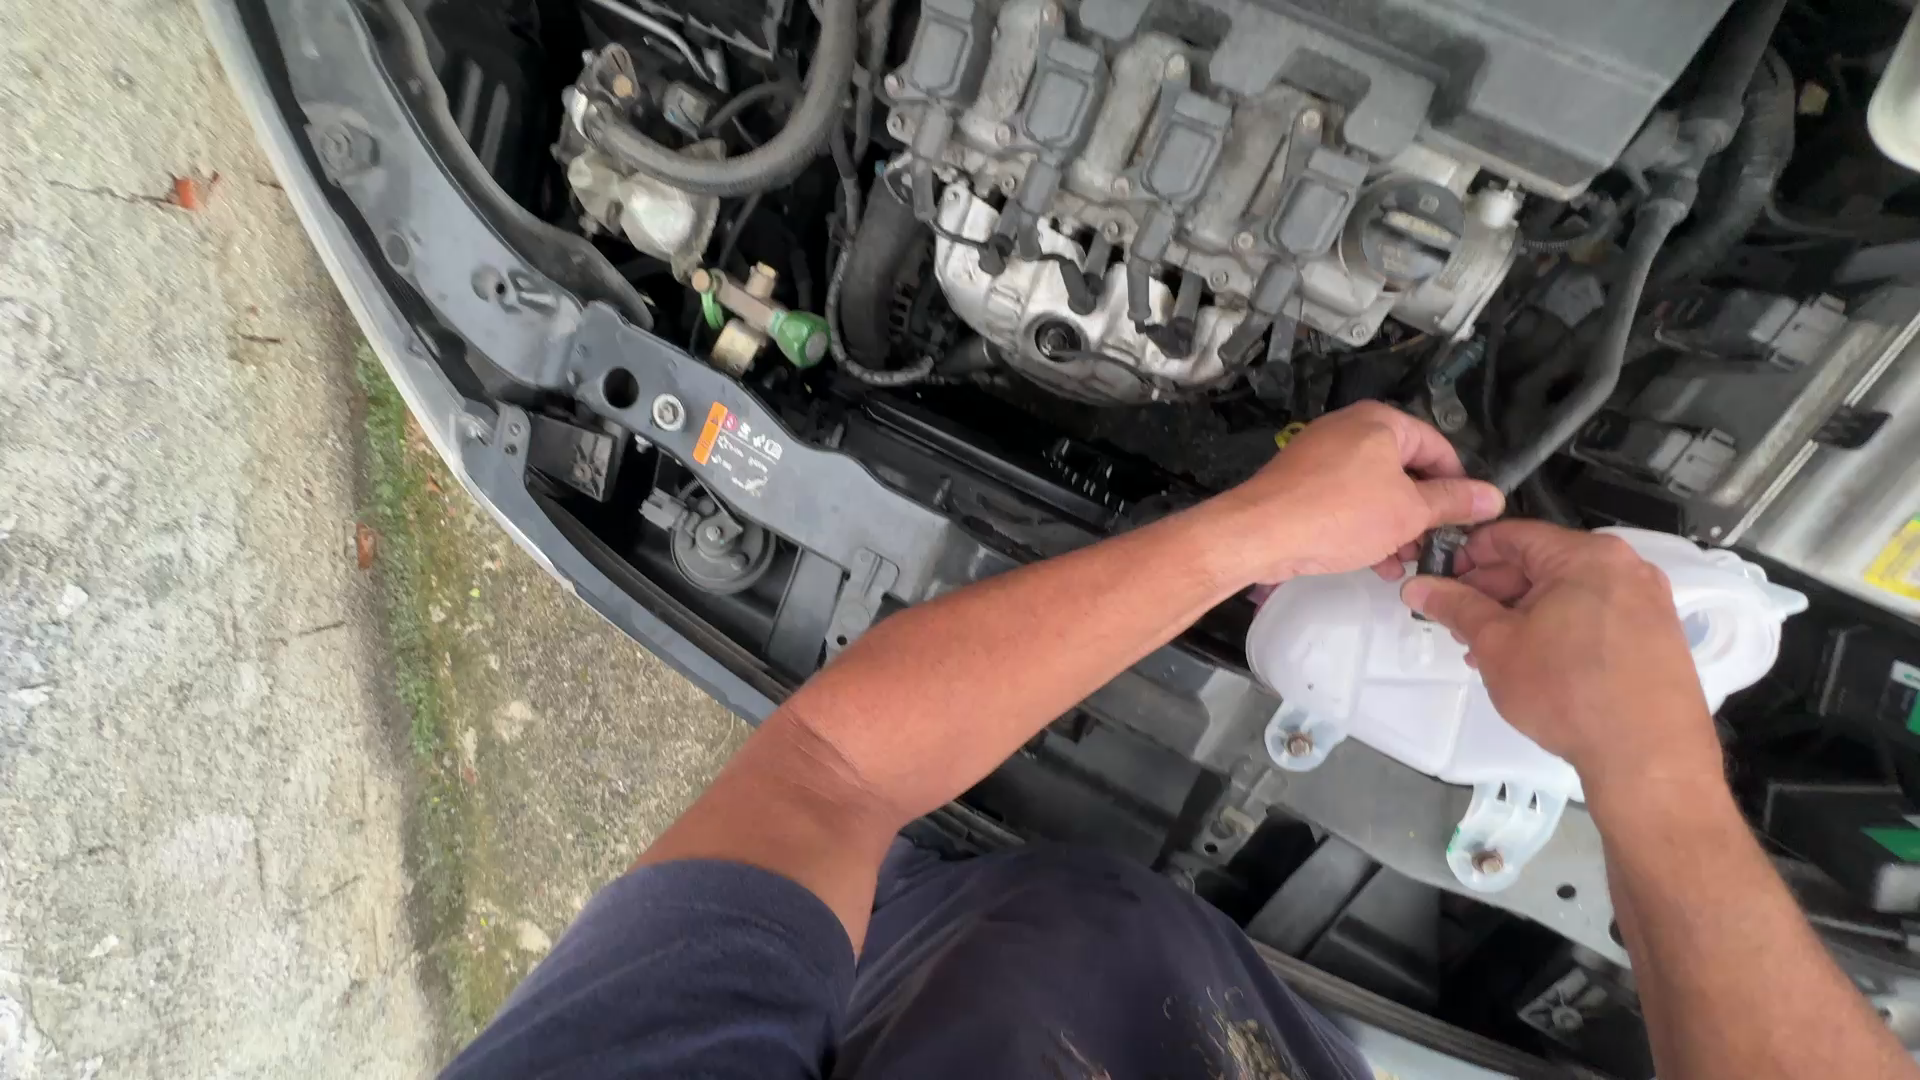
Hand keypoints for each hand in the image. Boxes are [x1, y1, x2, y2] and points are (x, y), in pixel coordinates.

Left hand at [1205, 403, 1503, 585]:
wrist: (1259, 532)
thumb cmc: (1339, 513)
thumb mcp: (1409, 511)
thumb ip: (1453, 502)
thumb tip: (1492, 496)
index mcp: (1379, 422)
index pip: (1437, 446)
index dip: (1457, 483)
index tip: (1466, 517)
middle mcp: (1346, 430)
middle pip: (1402, 470)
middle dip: (1420, 512)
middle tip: (1432, 546)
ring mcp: (1317, 457)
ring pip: (1371, 491)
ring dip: (1392, 527)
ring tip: (1402, 562)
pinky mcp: (1297, 484)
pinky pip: (1341, 502)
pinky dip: (1360, 526)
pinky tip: (1372, 562)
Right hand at [1399, 520, 1724, 803]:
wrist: (1648, 759)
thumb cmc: (1567, 689)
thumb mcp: (1494, 642)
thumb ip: (1453, 605)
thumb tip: (1416, 585)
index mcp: (1587, 557)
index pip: (1508, 535)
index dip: (1463, 556)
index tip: (1436, 582)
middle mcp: (1625, 569)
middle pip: (1536, 562)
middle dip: (1487, 590)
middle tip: (1454, 621)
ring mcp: (1645, 604)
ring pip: (1559, 592)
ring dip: (1514, 613)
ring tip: (1483, 649)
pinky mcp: (1653, 637)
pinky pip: (1586, 614)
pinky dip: (1549, 627)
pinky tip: (1524, 660)